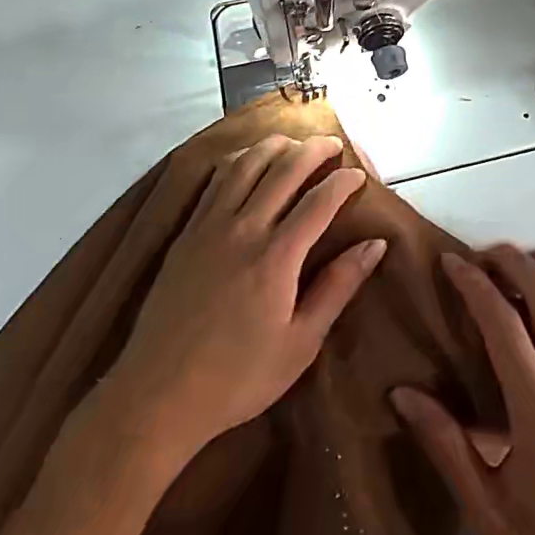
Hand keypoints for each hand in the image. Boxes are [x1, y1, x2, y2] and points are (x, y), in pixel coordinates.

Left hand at [106, 134, 385, 454]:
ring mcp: (208, 227)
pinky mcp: (186, 233)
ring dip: (273, 146)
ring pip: (244, 166)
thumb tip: (374, 246)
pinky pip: (213, 181)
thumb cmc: (239, 377)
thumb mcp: (301, 342)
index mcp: (276, 258)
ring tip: (293, 143)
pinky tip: (246, 161)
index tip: (359, 175)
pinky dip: (236, 161)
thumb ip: (338, 287)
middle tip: (333, 144)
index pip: (318, 202)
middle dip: (312, 150)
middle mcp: (242, 229)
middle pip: (282, 170)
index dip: (343, 182)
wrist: (160, 392)